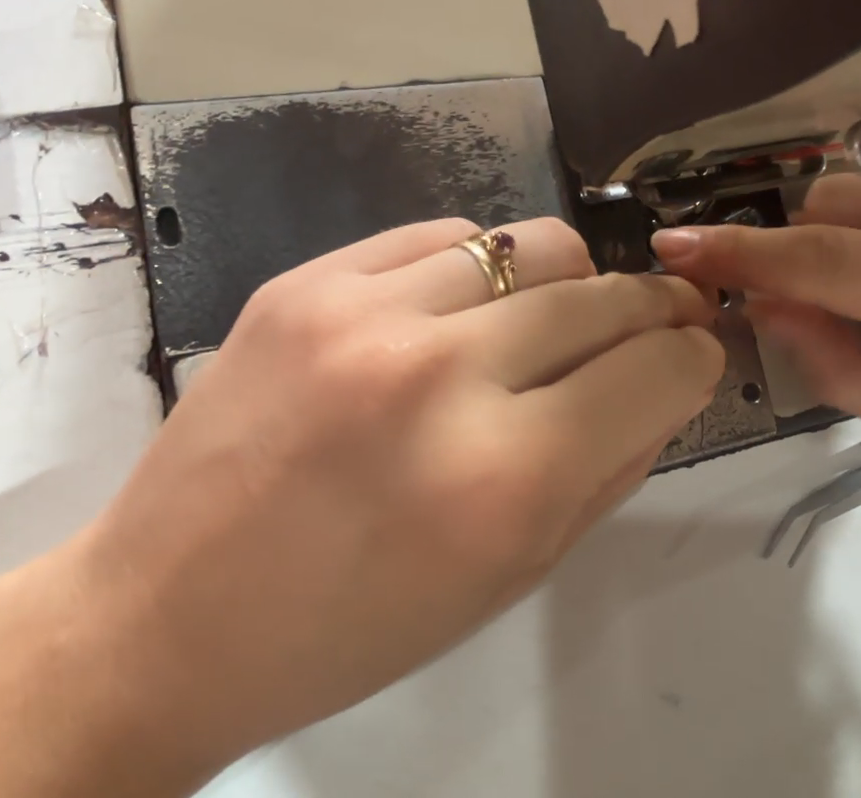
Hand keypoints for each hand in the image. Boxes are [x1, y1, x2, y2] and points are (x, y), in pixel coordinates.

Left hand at [68, 217, 722, 767]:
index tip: (696, 355)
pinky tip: (470, 309)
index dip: (696, 358)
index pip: (657, 370)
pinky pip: (446, 235)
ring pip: (532, 242)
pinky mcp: (307, 281)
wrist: (164, 618)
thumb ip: (611, 470)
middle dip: (653, 310)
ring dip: (570, 281)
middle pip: (603, 296)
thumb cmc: (354, 626)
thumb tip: (670, 383)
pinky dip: (483, 268)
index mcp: (503, 479)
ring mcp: (364, 313)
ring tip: (556, 317)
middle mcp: (440, 375)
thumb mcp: (512, 576)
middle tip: (660, 321)